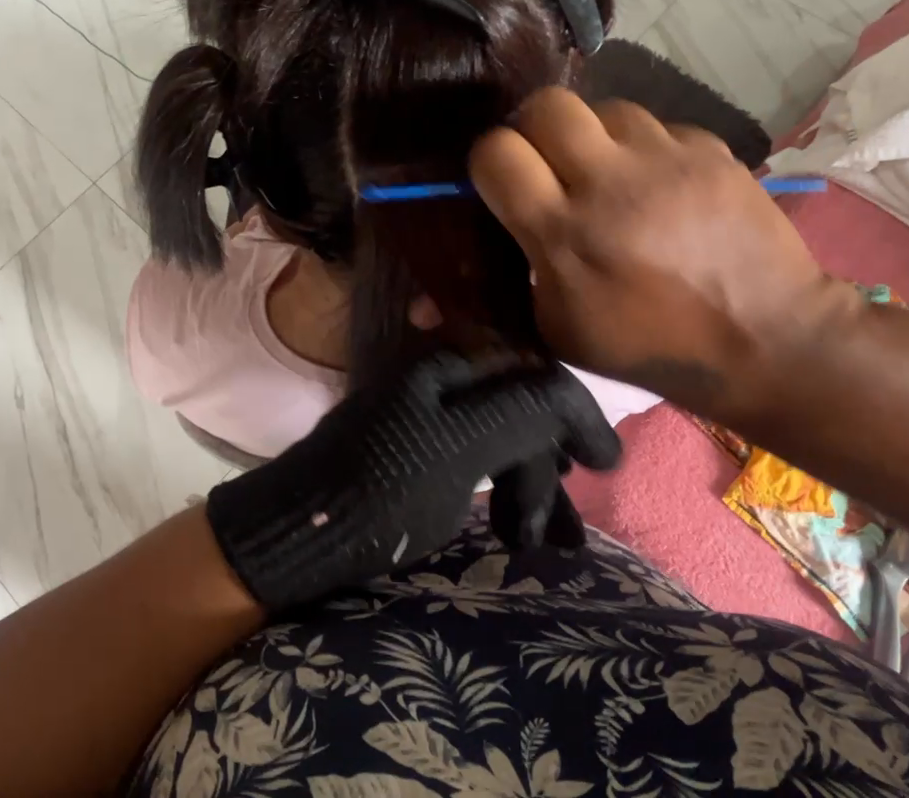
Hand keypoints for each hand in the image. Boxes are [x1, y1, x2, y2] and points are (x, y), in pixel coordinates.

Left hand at [205, 352, 618, 611]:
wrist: (301, 530)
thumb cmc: (381, 487)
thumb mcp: (458, 447)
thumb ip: (522, 411)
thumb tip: (575, 401)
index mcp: (446, 364)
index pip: (535, 373)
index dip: (576, 416)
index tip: (607, 467)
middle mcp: (439, 379)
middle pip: (521, 411)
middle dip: (544, 470)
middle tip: (552, 531)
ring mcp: (425, 415)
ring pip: (502, 441)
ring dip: (528, 491)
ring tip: (533, 544)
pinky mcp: (417, 451)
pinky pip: (477, 462)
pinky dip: (501, 494)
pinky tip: (514, 532)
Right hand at [468, 88, 858, 419]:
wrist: (770, 342)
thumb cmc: (647, 346)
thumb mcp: (555, 333)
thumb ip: (491, 300)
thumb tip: (420, 306)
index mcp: (563, 232)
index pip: (496, 151)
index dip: (488, 163)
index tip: (500, 185)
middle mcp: (610, 182)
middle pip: (545, 105)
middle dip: (531, 129)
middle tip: (544, 164)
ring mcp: (667, 159)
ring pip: (604, 108)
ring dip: (590, 138)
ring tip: (603, 175)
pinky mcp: (712, 149)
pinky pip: (655, 126)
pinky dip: (642, 150)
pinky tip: (655, 187)